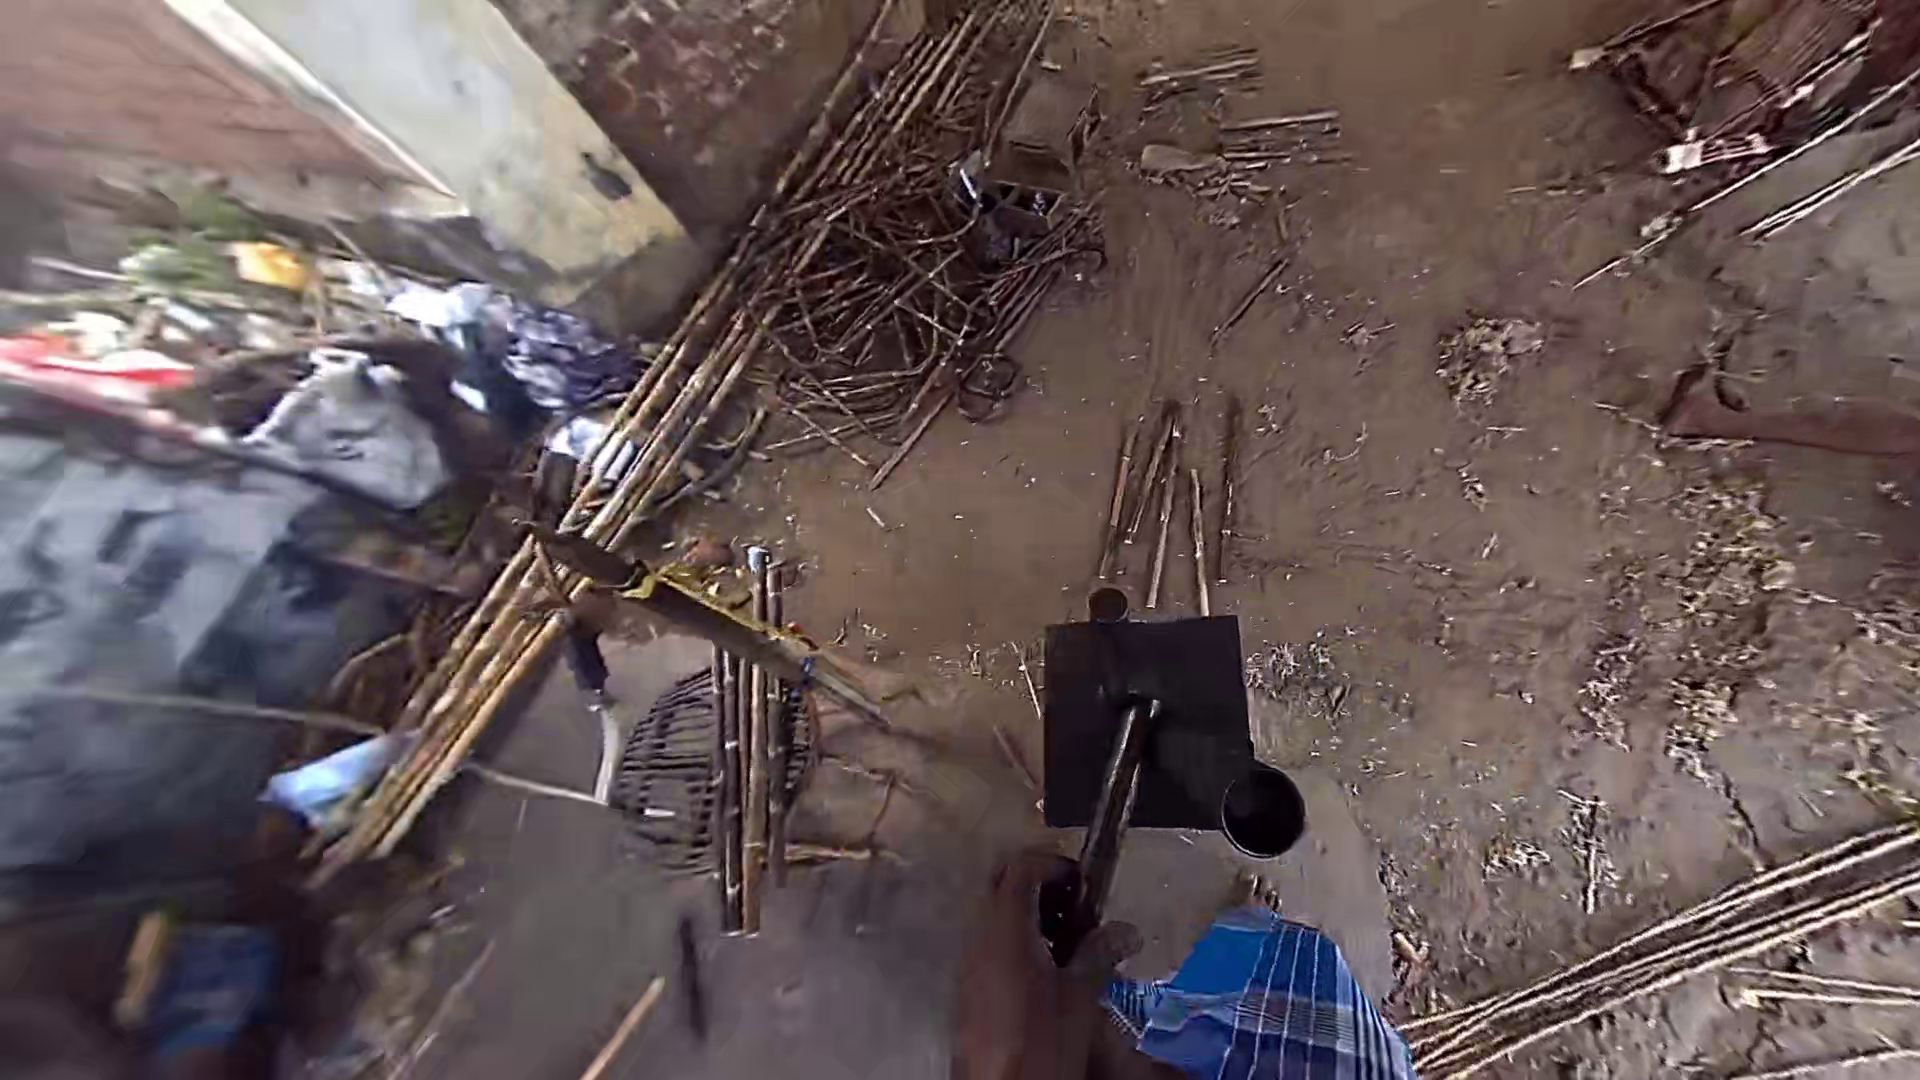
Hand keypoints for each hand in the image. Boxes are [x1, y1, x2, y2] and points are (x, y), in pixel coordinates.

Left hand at [953, 850, 1139, 1079]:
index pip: (1022, 867)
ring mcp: (971, 956)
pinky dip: (1017, 935)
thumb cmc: (1040, 1039)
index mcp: (1006, 924)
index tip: (1080, 879)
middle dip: (1038, 881)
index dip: (1051, 863)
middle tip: (1073, 900)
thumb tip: (1127, 931)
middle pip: (1003, 881)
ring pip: (996, 911)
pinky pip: (991, 939)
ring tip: (1066, 935)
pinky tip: (1044, 964)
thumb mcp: (1078, 997)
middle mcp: (982, 931)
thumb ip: (1099, 954)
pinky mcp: (970, 982)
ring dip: (1029, 911)